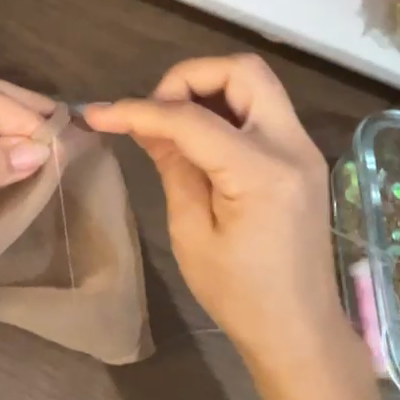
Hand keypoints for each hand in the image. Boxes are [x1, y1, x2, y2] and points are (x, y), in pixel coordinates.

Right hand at [84, 56, 348, 365]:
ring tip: (171, 126)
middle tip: (156, 114)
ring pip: (254, 82)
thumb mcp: (190, 232)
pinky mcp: (299, 157)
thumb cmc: (239, 294)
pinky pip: (260, 109)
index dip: (138, 110)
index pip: (191, 118)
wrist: (299, 329)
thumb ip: (172, 166)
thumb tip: (144, 125)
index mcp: (260, 173)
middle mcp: (291, 147)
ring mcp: (301, 149)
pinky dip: (223, 108)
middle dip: (187, 79)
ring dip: (207, 89)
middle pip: (242, 70)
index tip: (98, 114)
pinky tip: (195, 140)